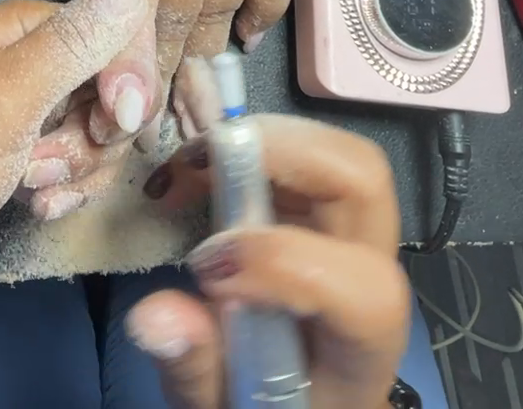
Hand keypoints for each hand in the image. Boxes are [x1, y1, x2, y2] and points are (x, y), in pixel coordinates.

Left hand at [0, 0, 159, 261]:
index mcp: (30, 28)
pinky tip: (33, 202)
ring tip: (30, 184)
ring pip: (94, 132)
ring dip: (75, 168)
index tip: (109, 127)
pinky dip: (60, 185)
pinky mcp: (18, 140)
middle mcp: (32, 55)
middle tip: (44, 160)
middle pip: (111, 91)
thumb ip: (71, 47)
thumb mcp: (3, 97)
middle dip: (94, 138)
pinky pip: (69, 158)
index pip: (117, 35)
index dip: (127, 84)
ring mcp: (26, 100)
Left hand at [0, 0, 315, 115]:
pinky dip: (255, 20)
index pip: (127, 3)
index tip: (117, 119)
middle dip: (160, 80)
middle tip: (142, 128)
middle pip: (178, 23)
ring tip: (181, 99)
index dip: (121, 64)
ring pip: (224, 15)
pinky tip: (237, 41)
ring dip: (200, 59)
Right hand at [129, 116, 409, 408]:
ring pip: (337, 152)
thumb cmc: (260, 405)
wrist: (285, 397)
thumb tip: (153, 314)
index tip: (204, 269)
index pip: (364, 291)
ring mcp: (348, 234)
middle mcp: (369, 276)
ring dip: (258, 139)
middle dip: (276, 153)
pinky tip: (197, 170)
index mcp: (361, 349)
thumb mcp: (218, 404)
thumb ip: (194, 366)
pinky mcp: (316, 211)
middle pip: (362, 182)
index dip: (283, 262)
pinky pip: (304, 151)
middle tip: (197, 165)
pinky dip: (245, 143)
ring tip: (190, 166)